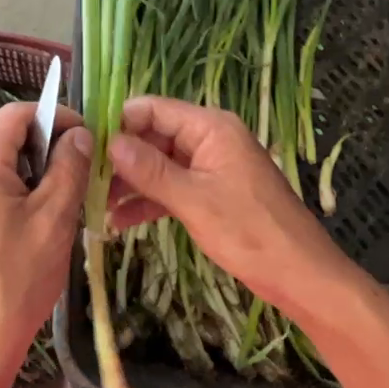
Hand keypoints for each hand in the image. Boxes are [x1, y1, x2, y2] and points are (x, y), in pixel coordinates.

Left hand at [0, 101, 90, 369]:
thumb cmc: (16, 281)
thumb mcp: (54, 220)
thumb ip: (70, 167)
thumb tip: (81, 134)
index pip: (17, 113)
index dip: (56, 117)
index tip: (87, 137)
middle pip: (6, 136)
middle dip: (46, 147)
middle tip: (80, 173)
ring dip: (33, 171)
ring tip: (62, 202)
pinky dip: (15, 189)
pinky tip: (36, 221)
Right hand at [107, 96, 355, 312]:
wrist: (303, 278)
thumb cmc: (251, 234)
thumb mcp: (193, 201)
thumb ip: (150, 170)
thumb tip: (109, 142)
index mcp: (211, 127)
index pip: (152, 109)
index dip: (118, 123)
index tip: (84, 145)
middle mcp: (209, 138)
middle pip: (153, 136)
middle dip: (120, 157)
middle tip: (84, 179)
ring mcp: (211, 166)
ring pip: (159, 164)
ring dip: (130, 183)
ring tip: (95, 204)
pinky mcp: (211, 192)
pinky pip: (172, 186)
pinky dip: (149, 201)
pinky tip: (119, 221)